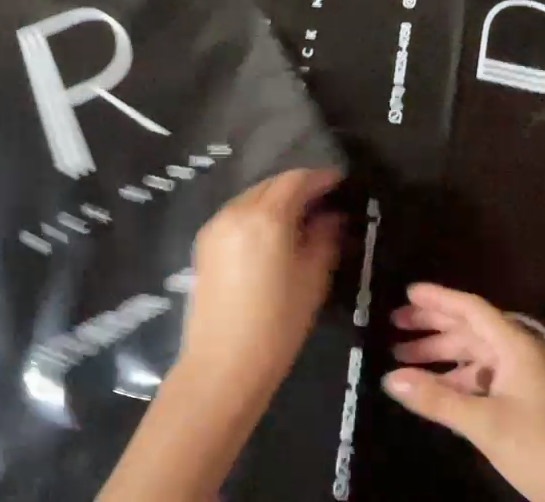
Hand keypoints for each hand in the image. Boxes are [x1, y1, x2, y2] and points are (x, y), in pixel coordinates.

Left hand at [178, 167, 346, 391]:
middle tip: (324, 202)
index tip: (340, 183)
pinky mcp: (204, 243)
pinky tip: (271, 236)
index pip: (297, 180)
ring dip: (277, 199)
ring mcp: (216, 225)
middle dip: (299, 187)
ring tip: (299, 219)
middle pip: (272, 184)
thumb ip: (324, 238)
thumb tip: (331, 217)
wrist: (222, 366)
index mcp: (267, 216)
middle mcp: (237, 211)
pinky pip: (237, 214)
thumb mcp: (313, 279)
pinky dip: (257, 214)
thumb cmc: (277, 324)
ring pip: (252, 197)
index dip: (321, 178)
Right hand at [382, 283, 544, 501]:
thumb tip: (391, 378)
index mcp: (515, 345)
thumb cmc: (543, 449)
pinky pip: (488, 375)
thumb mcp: (485, 424)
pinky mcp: (531, 400)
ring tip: (406, 357)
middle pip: (472, 328)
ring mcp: (528, 376)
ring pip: (479, 353)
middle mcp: (522, 352)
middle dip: (433, 325)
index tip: (407, 292)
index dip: (438, 299)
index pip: (471, 308)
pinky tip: (440, 387)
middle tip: (396, 324)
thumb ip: (437, 399)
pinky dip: (461, 377)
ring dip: (444, 353)